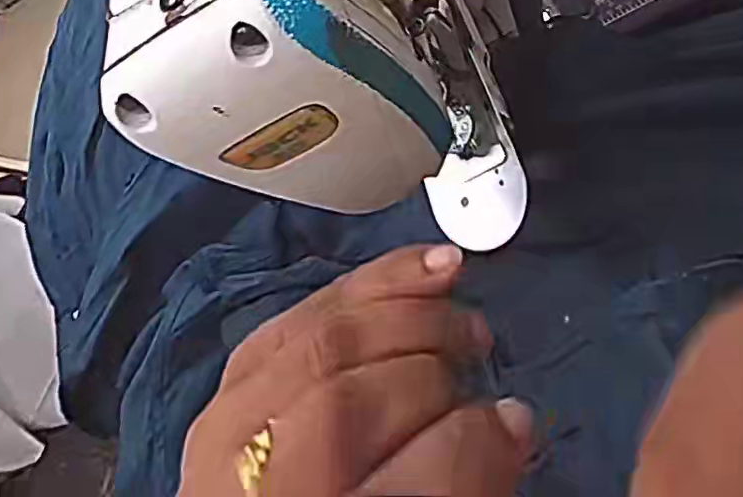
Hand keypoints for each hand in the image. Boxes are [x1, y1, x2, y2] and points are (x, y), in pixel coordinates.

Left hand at [178, 244, 533, 496]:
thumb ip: (455, 483)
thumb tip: (510, 422)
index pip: (414, 480)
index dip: (478, 442)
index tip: (515, 418)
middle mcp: (263, 485)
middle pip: (354, 406)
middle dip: (432, 366)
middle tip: (477, 344)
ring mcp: (230, 431)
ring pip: (323, 343)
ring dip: (398, 302)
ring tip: (451, 288)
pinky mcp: (227, 388)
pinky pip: (296, 318)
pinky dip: (357, 285)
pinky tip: (405, 267)